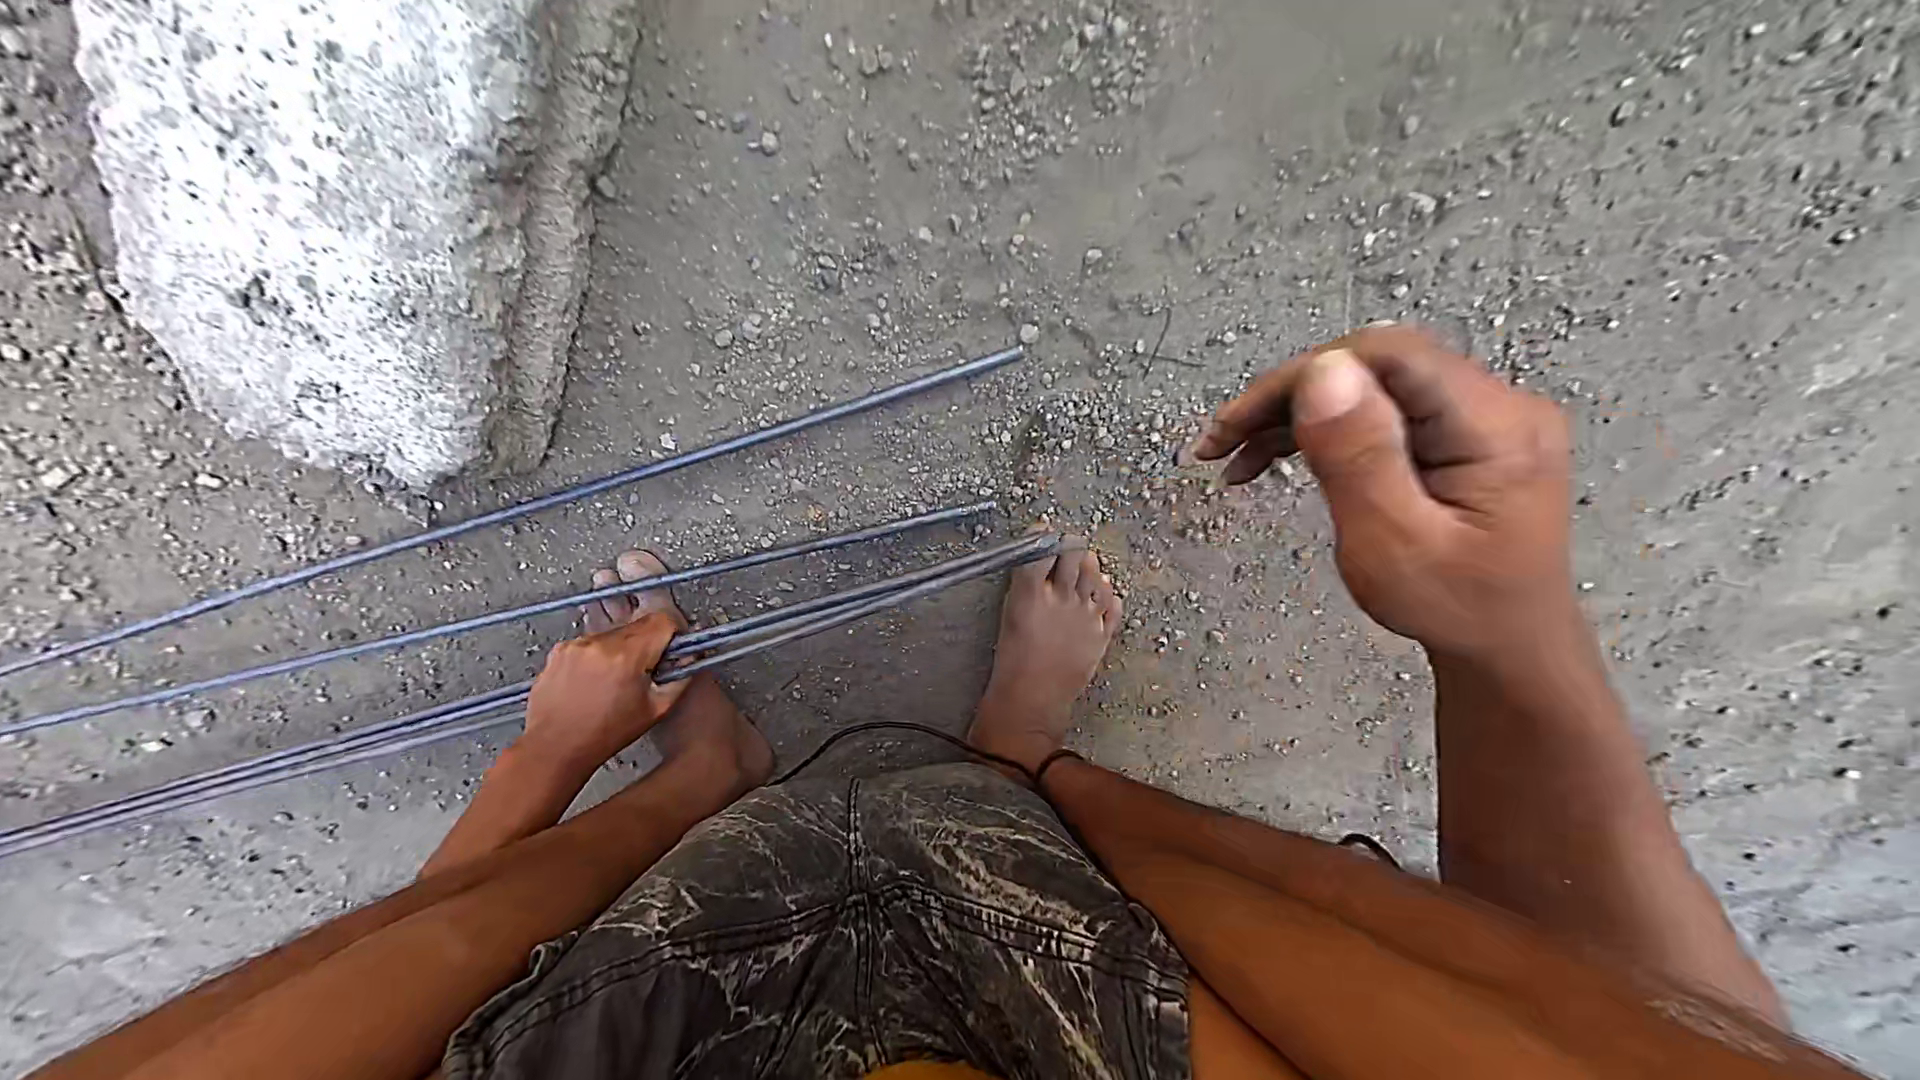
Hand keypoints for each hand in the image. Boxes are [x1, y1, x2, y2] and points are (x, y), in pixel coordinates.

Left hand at [520, 612, 689, 774]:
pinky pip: (592, 642)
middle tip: (646, 671)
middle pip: (638, 626)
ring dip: (623, 650)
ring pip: (616, 633)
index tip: (673, 646)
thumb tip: (691, 658)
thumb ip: (681, 678)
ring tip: (617, 680)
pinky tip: (596, 681)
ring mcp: (576, 645)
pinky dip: (600, 655)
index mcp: (627, 656)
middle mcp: (600, 644)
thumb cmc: (602, 734)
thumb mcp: (656, 710)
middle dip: (648, 644)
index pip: (661, 620)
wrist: (554, 748)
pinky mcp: (560, 651)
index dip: (673, 632)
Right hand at [1188, 325, 1575, 658]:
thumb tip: (1323, 372)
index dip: (1300, 377)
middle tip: (1222, 442)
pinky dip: (1312, 431)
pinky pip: (1369, 412)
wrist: (1502, 644)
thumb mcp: (1394, 541)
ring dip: (1288, 415)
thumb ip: (1360, 456)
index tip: (1238, 424)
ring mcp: (1469, 419)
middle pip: (1368, 366)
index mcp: (1490, 426)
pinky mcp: (1446, 436)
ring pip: (1361, 386)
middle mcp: (1491, 405)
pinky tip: (1268, 458)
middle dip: (1284, 397)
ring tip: (1232, 456)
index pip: (1383, 358)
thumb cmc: (1451, 606)